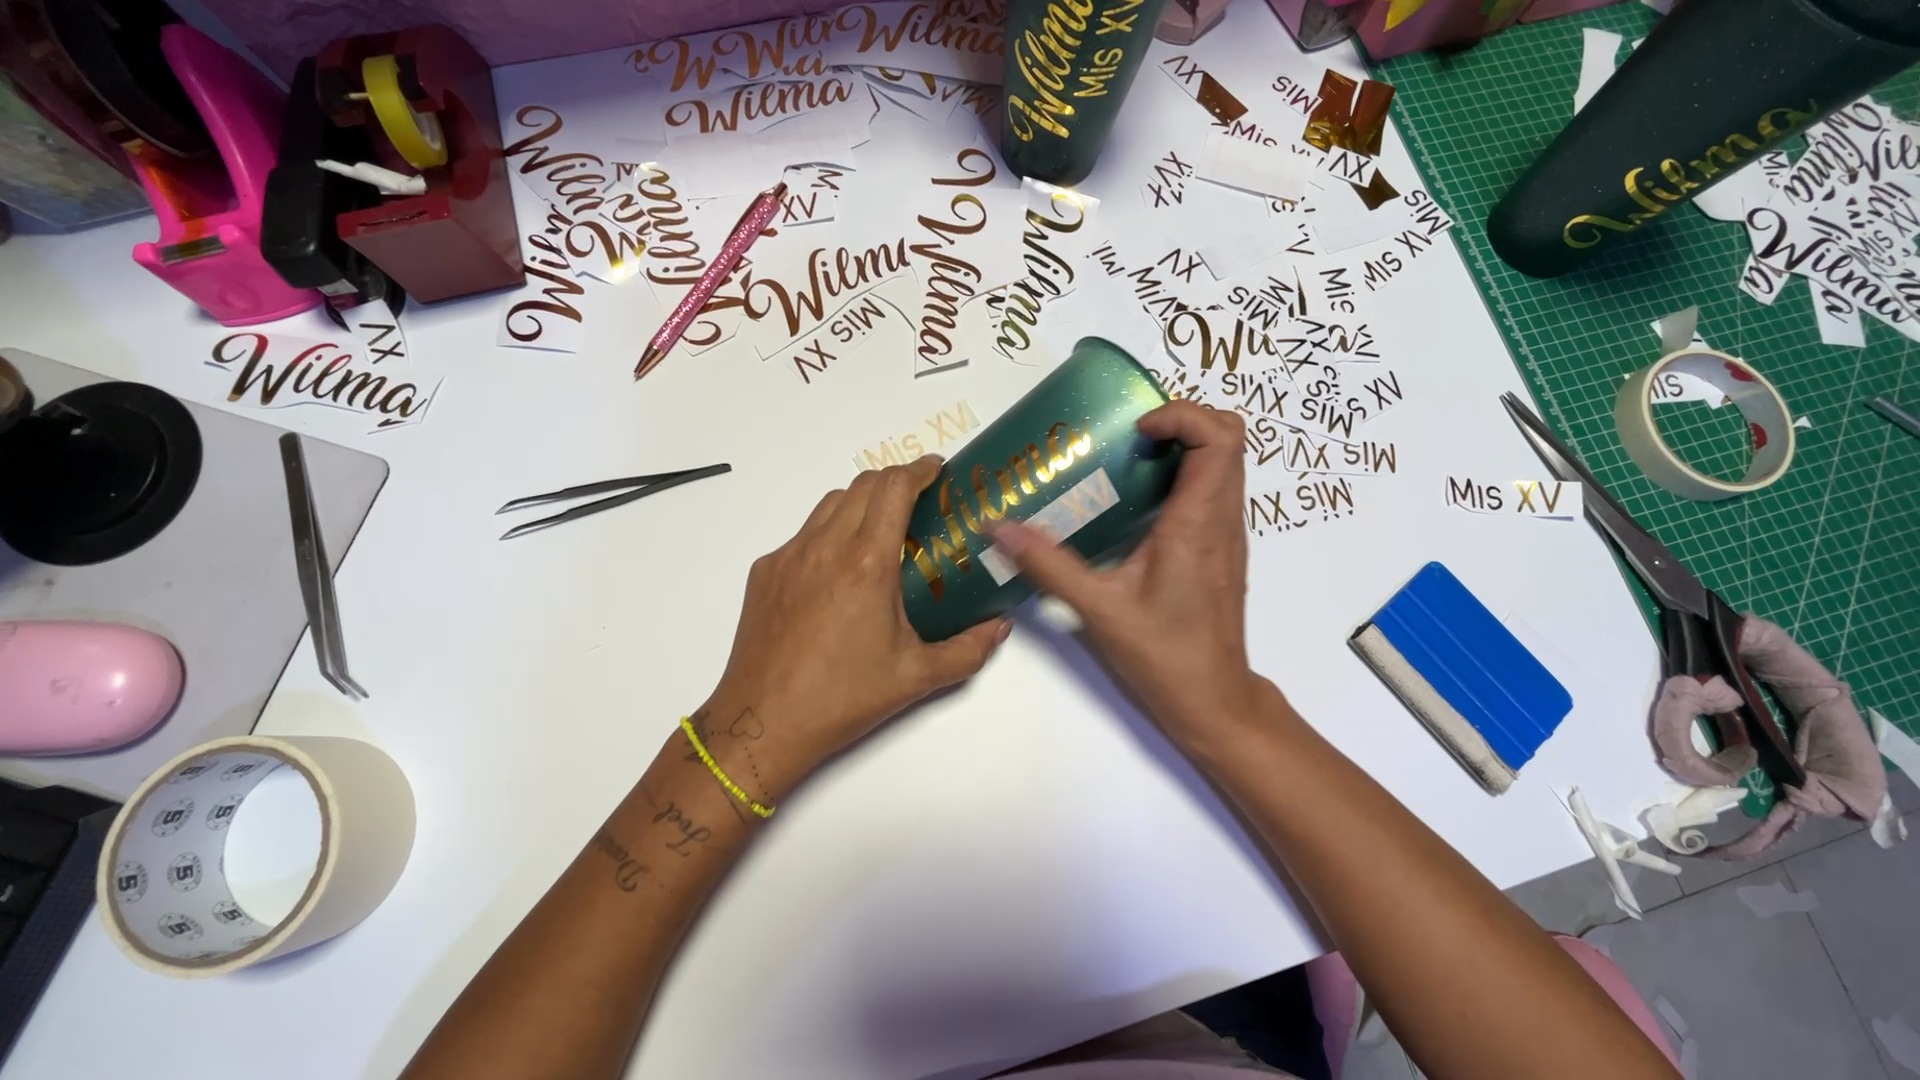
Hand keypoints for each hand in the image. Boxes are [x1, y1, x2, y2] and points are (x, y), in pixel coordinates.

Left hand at [693, 455, 1009, 804]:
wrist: (763, 723)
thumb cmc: (841, 699)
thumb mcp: (916, 677)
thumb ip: (969, 649)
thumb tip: (999, 627)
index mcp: (866, 564)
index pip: (893, 487)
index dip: (919, 470)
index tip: (937, 470)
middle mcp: (823, 548)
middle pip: (861, 485)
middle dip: (894, 482)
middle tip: (919, 501)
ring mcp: (787, 557)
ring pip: (828, 504)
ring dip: (860, 502)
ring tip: (882, 530)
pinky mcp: (764, 573)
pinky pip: (802, 535)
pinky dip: (829, 534)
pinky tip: (840, 572)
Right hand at [990, 401, 1267, 747]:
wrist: (1212, 698)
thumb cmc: (1164, 655)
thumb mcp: (1098, 609)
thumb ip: (1048, 565)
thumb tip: (999, 529)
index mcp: (1198, 524)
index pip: (1219, 438)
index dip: (1182, 415)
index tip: (1136, 430)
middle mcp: (1223, 520)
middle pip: (1229, 438)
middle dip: (1182, 421)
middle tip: (1130, 436)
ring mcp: (1228, 535)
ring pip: (1225, 463)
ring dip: (1185, 447)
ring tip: (1128, 461)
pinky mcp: (1222, 550)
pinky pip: (1214, 490)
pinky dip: (1185, 476)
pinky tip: (1137, 504)